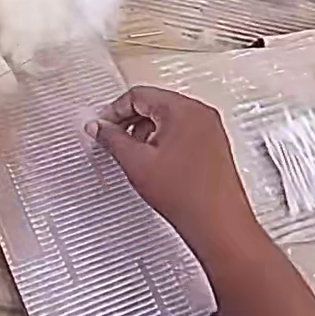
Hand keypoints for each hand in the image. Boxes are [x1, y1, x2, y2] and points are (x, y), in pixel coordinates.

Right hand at [88, 87, 260, 250]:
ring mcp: (210, 128)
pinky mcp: (213, 144)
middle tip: (112, 136)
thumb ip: (111, 139)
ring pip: (166, 116)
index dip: (113, 110)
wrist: (215, 220)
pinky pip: (180, 130)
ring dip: (144, 130)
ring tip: (132, 152)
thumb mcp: (135, 162)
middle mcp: (201, 114)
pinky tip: (152, 161)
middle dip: (128, 119)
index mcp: (182, 110)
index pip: (138, 95)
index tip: (102, 125)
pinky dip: (161, 139)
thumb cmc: (187, 194)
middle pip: (153, 102)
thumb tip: (99, 127)